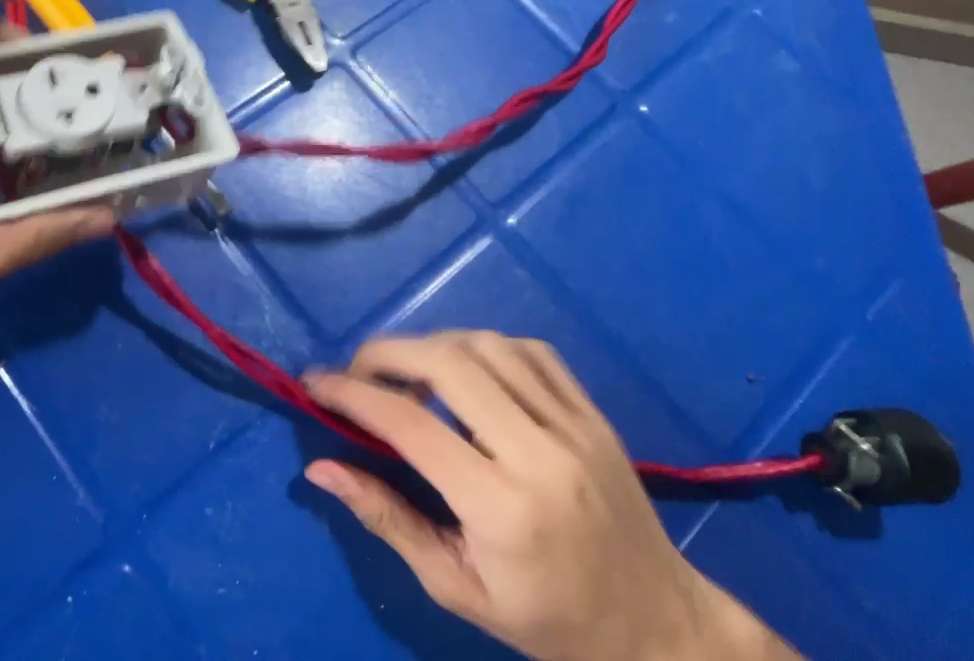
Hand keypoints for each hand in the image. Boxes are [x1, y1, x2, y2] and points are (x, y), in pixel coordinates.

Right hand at [305, 332, 796, 660]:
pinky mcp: (596, 416)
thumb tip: (321, 468)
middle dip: (385, 354)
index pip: (410, 424)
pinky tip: (465, 370)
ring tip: (407, 374)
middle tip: (356, 373)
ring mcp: (575, 428)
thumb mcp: (455, 587)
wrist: (659, 629)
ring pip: (488, 345)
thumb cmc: (547, 620)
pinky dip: (483, 346)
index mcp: (501, 508)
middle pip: (448, 363)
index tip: (315, 384)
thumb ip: (386, 518)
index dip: (351, 395)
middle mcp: (540, 454)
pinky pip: (531, 352)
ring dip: (432, 345)